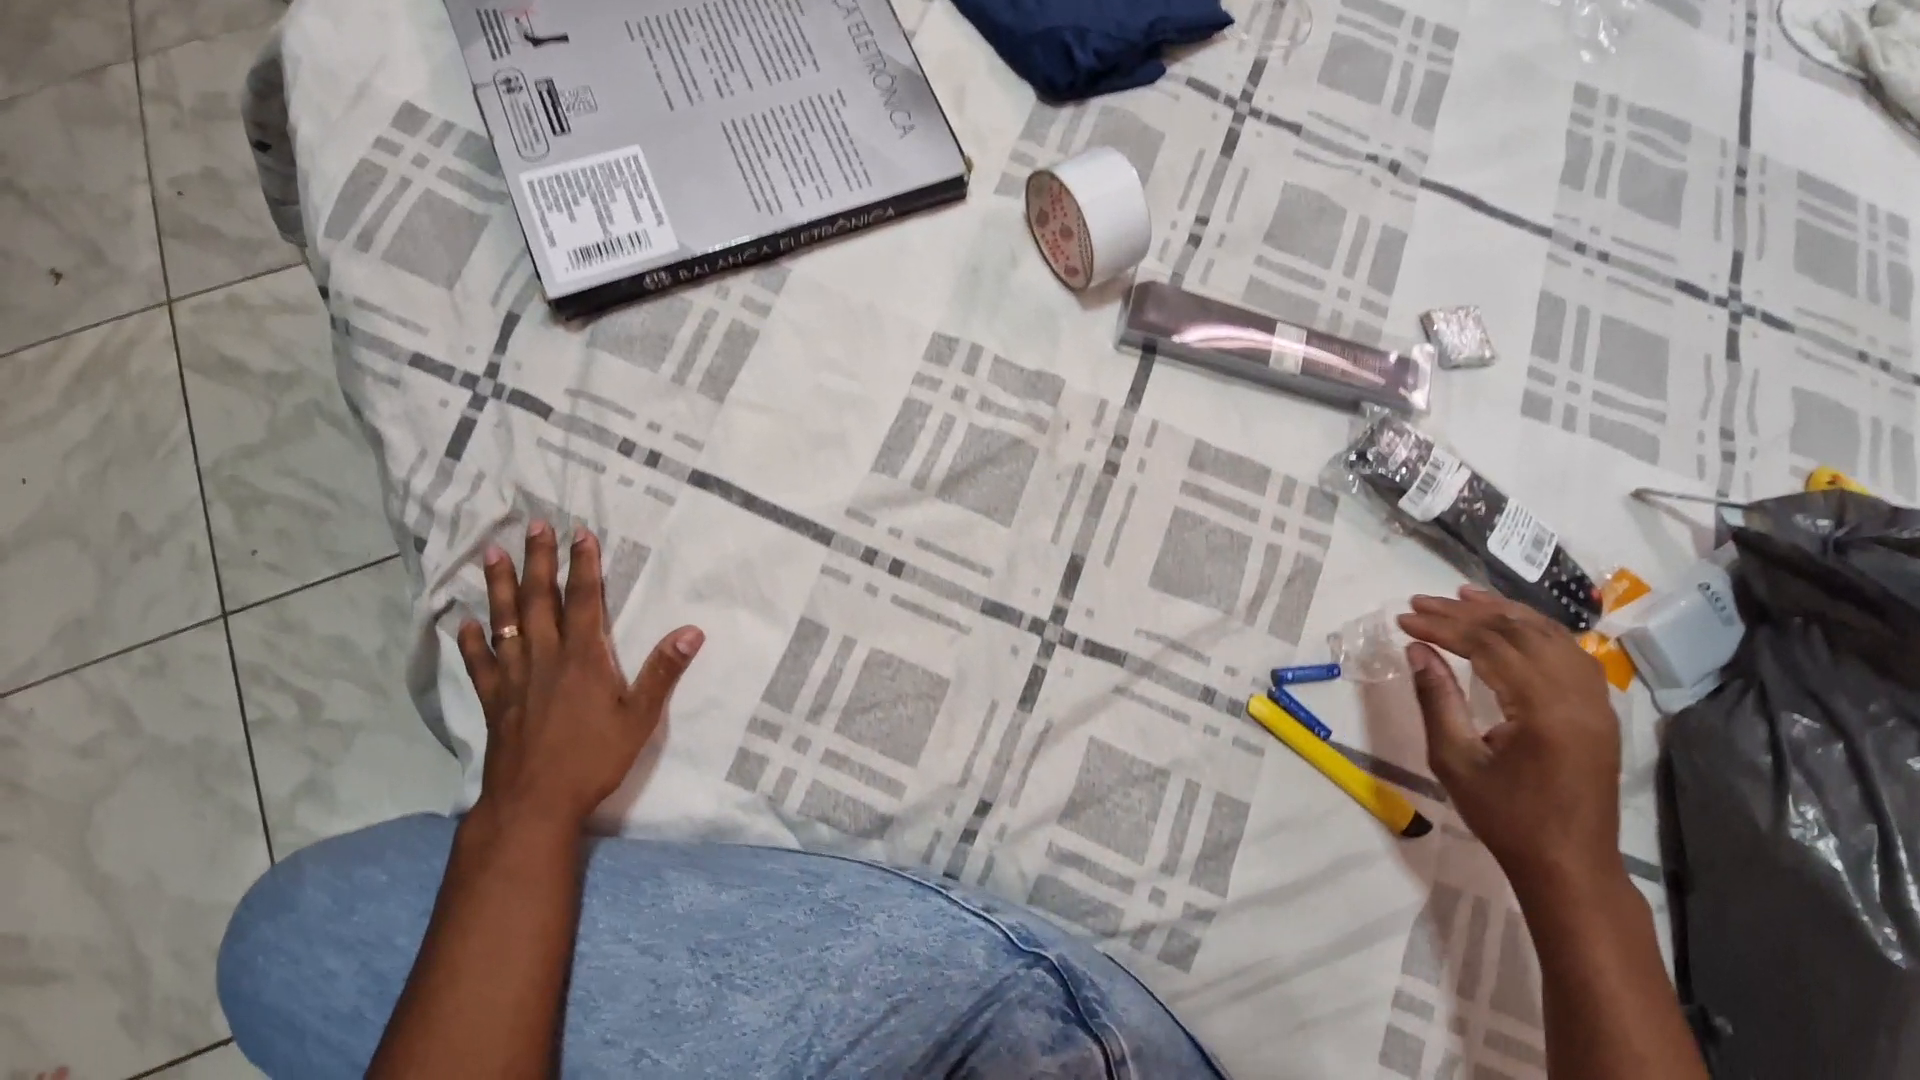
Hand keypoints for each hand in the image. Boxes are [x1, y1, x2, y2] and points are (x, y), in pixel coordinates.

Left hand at [458, 521, 703, 826]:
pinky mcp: (493, 700)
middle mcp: (545, 657)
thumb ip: (662, 672)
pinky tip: (464, 622)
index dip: (584, 565)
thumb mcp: (640, 718)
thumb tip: (691, 631)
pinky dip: (471, 640)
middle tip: (533, 525)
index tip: (580, 533)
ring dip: (499, 585)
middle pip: (540, 599)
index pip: (585, 600)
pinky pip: (479, 662)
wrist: (534, 801)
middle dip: (539, 560)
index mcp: (584, 658)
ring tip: (491, 553)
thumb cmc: (593, 758)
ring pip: (505, 621)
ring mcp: (514, 678)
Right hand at [1397, 586, 1621, 899]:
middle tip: (1421, 602)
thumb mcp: (1455, 761)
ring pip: (1550, 635)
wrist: (1568, 862)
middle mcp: (1578, 695)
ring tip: (1462, 597)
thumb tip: (1417, 650)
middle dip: (1467, 613)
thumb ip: (1436, 699)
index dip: (1443, 627)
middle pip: (1520, 632)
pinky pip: (1569, 652)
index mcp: (1544, 710)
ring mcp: (1597, 700)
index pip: (1489, 646)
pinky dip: (1535, 630)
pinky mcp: (1600, 708)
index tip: (1404, 618)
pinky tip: (1509, 624)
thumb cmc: (1505, 817)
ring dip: (1504, 612)